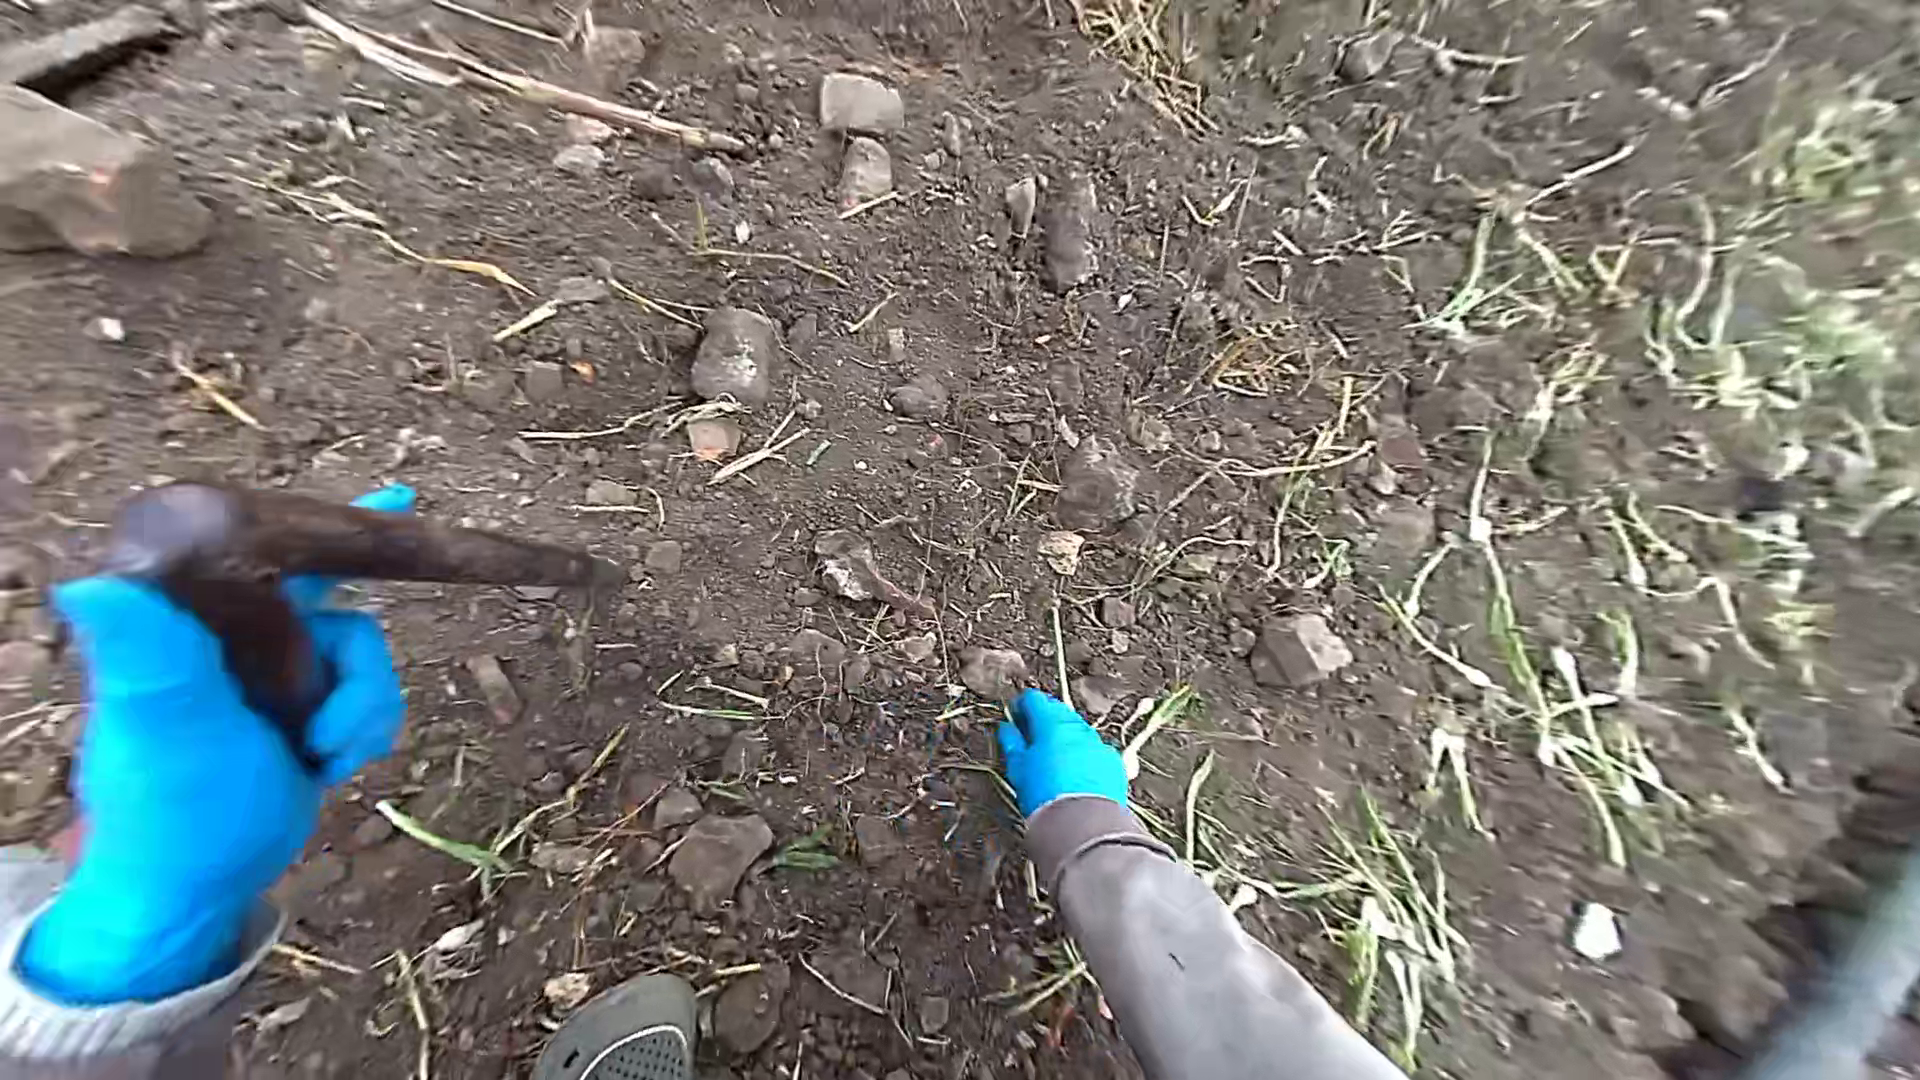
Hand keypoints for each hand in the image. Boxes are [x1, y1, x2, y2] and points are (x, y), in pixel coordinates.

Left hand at [18, 485, 412, 1003]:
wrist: (201, 881)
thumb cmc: (173, 804)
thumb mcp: (168, 732)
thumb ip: (150, 657)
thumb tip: (96, 581)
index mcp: (203, 640)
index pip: (270, 566)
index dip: (329, 532)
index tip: (396, 502)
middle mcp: (249, 652)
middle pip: (348, 627)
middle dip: (359, 677)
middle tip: (339, 724)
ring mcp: (287, 685)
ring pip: (372, 667)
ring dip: (366, 712)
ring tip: (329, 755)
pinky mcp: (318, 714)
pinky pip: (378, 700)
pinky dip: (371, 730)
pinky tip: (339, 763)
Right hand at [996, 689, 1128, 816]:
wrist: (1082, 826)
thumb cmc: (1046, 797)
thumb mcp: (1019, 768)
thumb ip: (1012, 742)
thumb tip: (1007, 729)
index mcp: (1051, 722)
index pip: (1034, 700)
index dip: (1022, 706)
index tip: (1016, 717)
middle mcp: (1077, 727)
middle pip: (1057, 711)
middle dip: (1044, 720)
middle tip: (1032, 739)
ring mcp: (1097, 743)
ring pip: (1077, 731)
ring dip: (1064, 738)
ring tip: (1052, 760)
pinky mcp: (1112, 761)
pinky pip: (1094, 750)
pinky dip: (1084, 755)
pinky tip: (1075, 773)